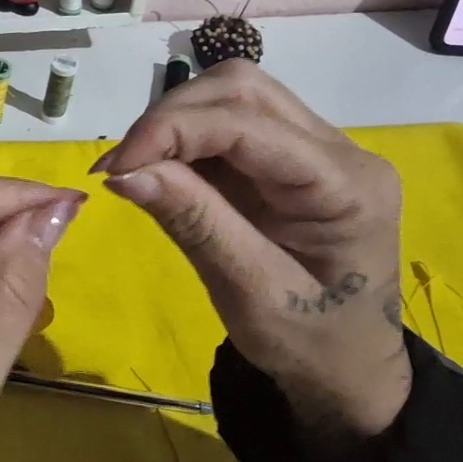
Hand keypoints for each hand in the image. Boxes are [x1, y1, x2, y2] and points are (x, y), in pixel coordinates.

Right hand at [97, 61, 409, 439]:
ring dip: (174, 121)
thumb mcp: (250, 293)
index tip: (114, 167)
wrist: (348, 372)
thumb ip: (194, 222)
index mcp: (347, 185)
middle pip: (241, 88)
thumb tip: (123, 172)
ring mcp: (315, 148)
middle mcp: (339, 150)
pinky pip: (228, 121)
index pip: (247, 123)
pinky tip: (160, 168)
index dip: (172, 130)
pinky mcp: (288, 156)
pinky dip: (183, 137)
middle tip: (123, 166)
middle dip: (171, 116)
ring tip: (137, 167)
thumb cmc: (310, 345)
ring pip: (232, 94)